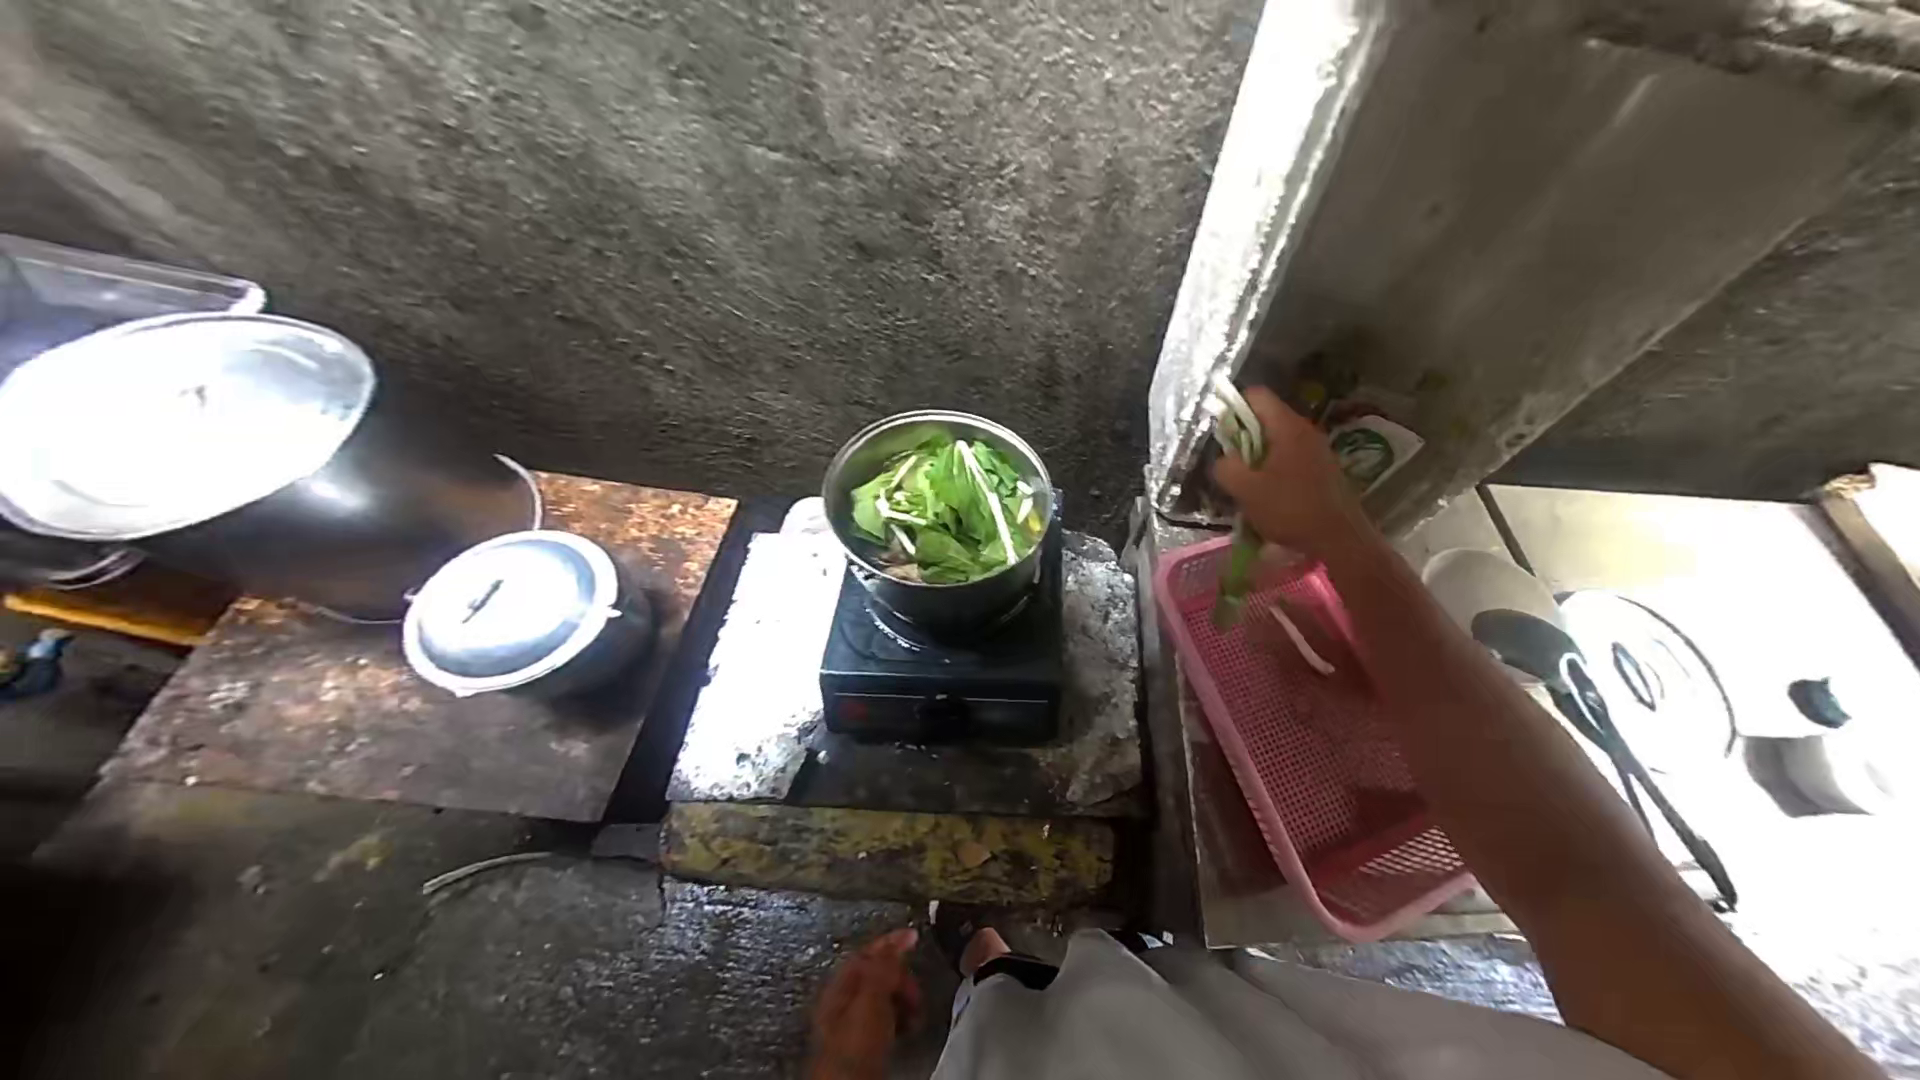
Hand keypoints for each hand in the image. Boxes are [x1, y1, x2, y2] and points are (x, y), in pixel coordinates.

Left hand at [808, 928, 922, 1079]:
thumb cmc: (856, 1045)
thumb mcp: (871, 999)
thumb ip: (883, 967)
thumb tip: (897, 942)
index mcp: (840, 986)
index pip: (867, 952)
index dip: (892, 941)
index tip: (914, 935)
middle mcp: (843, 1003)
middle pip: (877, 974)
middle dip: (901, 976)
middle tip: (915, 990)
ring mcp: (853, 1025)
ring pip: (884, 997)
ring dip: (903, 998)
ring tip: (916, 1011)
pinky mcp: (865, 1046)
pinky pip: (887, 1018)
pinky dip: (901, 1016)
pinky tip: (909, 1025)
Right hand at [1212, 387, 1370, 560]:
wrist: (1339, 540)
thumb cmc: (1290, 510)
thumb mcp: (1246, 490)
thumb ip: (1226, 468)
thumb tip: (1222, 459)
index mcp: (1288, 427)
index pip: (1256, 395)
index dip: (1232, 406)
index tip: (1218, 432)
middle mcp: (1306, 431)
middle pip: (1266, 417)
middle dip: (1242, 435)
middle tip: (1228, 461)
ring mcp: (1318, 449)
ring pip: (1277, 439)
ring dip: (1257, 454)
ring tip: (1245, 480)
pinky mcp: (1323, 469)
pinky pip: (1290, 456)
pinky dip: (1273, 467)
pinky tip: (1267, 492)